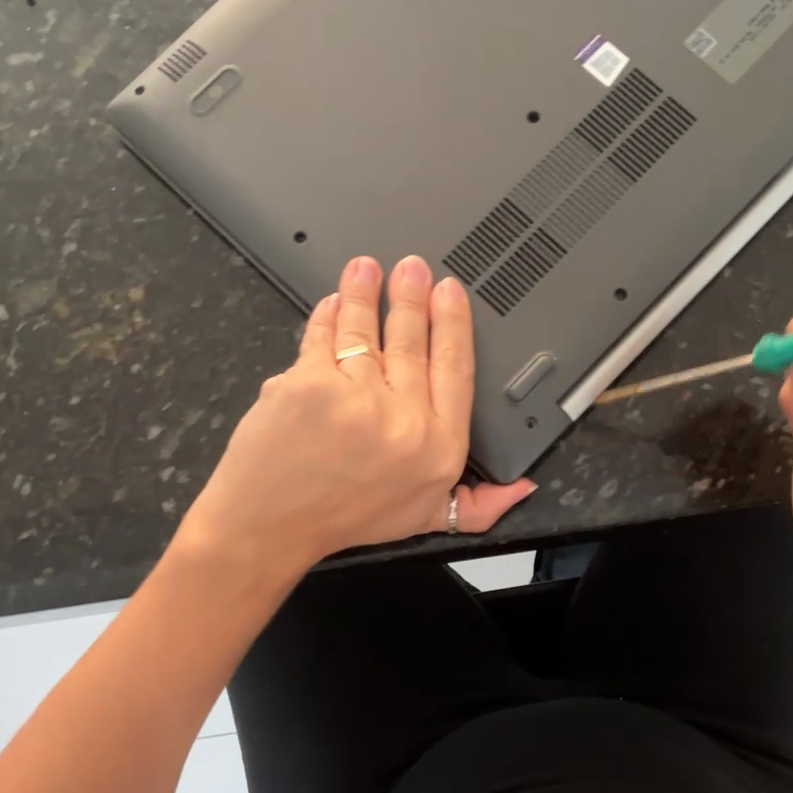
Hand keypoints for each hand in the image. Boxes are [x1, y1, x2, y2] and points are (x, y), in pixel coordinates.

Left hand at [181, 255, 536, 570]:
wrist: (272, 524)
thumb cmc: (342, 518)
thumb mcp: (424, 518)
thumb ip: (477, 505)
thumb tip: (521, 488)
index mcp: (439, 449)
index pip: (455, 370)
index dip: (453, 324)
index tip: (451, 293)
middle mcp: (405, 422)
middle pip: (414, 341)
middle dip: (412, 296)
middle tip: (413, 267)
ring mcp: (358, 399)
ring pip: (366, 331)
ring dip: (366, 293)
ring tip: (366, 269)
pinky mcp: (312, 384)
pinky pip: (324, 337)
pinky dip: (328, 316)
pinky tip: (332, 303)